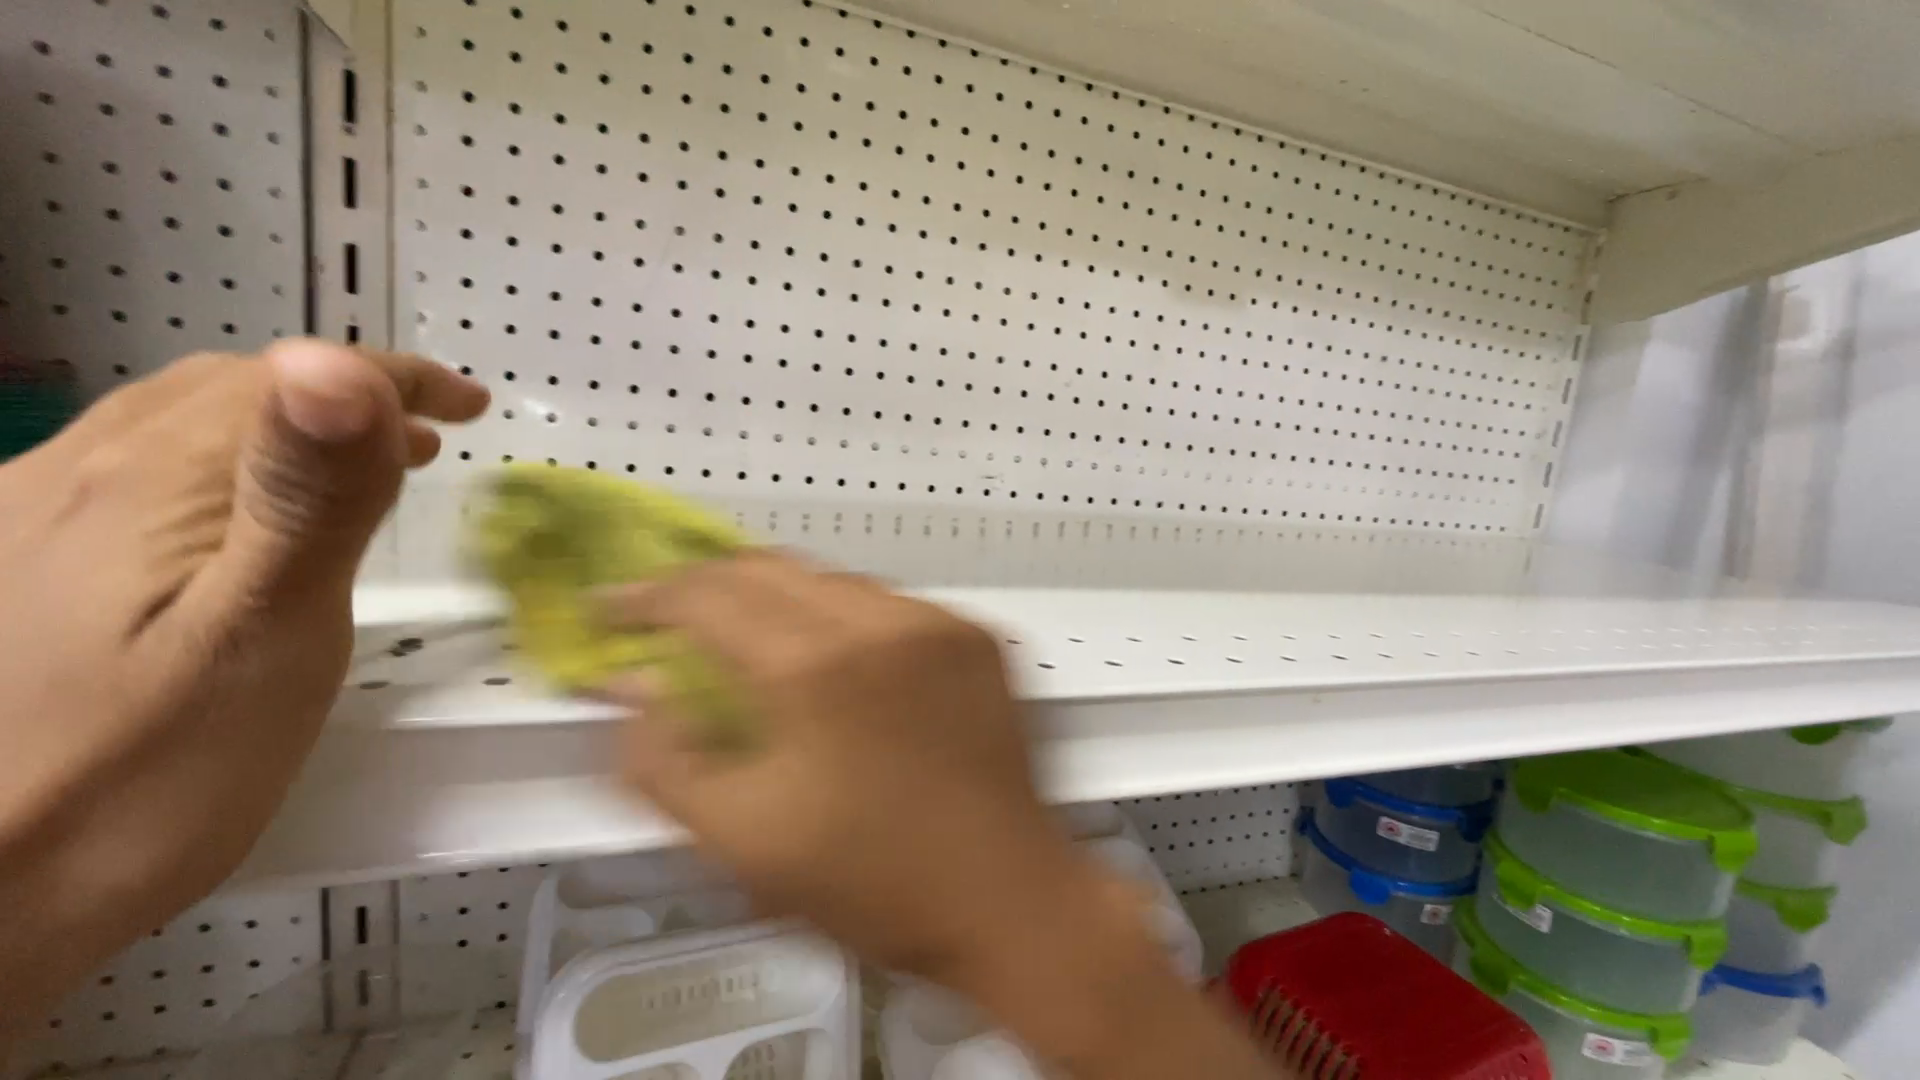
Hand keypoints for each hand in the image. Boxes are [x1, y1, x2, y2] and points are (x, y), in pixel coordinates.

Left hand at [0, 340, 487, 1027]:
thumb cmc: (153, 773)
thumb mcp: (264, 632)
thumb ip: (308, 498)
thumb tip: (338, 368)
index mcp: (153, 482)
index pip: (291, 382)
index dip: (396, 379)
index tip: (473, 406)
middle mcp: (78, 473)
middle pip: (235, 388)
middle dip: (352, 392)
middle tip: (436, 432)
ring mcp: (31, 515)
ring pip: (182, 419)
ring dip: (291, 418)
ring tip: (366, 455)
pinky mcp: (22, 562)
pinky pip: (138, 462)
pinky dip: (230, 453)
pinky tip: (247, 505)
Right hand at [600, 553, 1090, 984]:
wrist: (1007, 899)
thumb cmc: (869, 883)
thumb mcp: (740, 841)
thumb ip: (663, 757)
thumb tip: (635, 682)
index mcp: (815, 666)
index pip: (709, 596)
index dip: (648, 597)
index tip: (610, 608)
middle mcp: (881, 620)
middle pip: (769, 569)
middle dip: (709, 588)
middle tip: (672, 622)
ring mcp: (939, 621)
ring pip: (831, 582)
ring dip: (779, 603)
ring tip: (754, 648)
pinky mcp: (979, 636)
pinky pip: (890, 605)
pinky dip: (846, 621)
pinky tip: (841, 668)